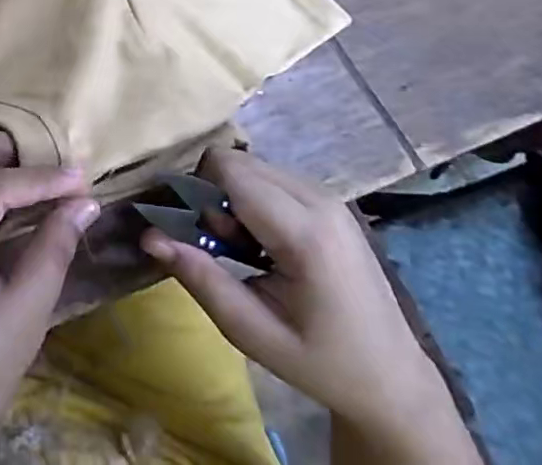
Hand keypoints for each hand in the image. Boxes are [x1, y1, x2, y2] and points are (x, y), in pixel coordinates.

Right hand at [142, 149, 476, 462]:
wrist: (393, 379)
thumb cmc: (321, 363)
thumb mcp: (252, 332)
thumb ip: (199, 278)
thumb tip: (148, 236)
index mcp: (306, 232)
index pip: (230, 169)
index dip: (197, 190)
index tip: (199, 234)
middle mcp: (320, 199)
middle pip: (239, 162)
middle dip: (214, 194)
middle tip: (221, 246)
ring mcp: (329, 197)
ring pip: (253, 167)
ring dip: (233, 198)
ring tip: (244, 249)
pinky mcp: (330, 201)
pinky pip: (272, 177)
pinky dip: (253, 200)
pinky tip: (265, 245)